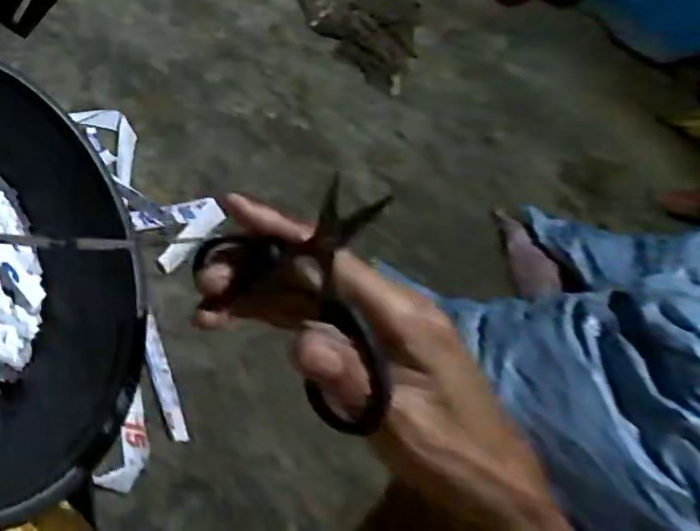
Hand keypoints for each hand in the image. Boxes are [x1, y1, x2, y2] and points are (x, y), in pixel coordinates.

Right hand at [194, 194, 568, 530]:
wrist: (494, 497)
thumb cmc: (458, 456)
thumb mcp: (407, 425)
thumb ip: (352, 380)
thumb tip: (302, 342)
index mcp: (401, 312)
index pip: (329, 255)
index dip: (278, 226)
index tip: (231, 204)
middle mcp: (379, 303)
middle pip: (298, 265)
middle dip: (247, 266)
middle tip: (206, 285)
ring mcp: (361, 318)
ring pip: (287, 284)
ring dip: (244, 289)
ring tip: (205, 309)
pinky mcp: (347, 335)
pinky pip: (291, 309)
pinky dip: (255, 310)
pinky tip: (221, 320)